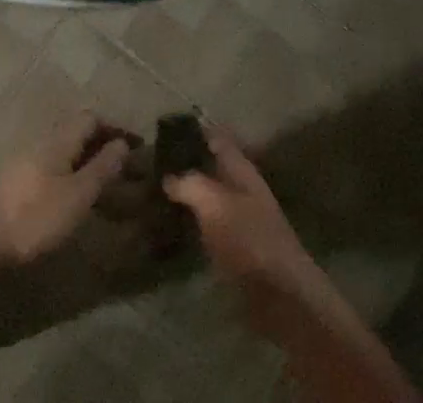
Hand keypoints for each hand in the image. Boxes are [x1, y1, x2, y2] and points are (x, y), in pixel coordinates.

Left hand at [0, 112, 130, 264]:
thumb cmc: (36, 217)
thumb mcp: (78, 194)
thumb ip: (102, 167)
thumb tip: (122, 142)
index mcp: (57, 141)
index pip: (90, 119)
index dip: (115, 129)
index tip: (137, 148)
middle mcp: (41, 144)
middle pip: (77, 135)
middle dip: (104, 147)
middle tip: (128, 170)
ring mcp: (26, 164)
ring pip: (66, 154)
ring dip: (90, 164)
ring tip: (109, 188)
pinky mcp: (18, 185)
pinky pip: (54, 170)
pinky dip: (74, 177)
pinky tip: (79, 199)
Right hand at [162, 127, 319, 300]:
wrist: (279, 295)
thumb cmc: (250, 240)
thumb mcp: (216, 203)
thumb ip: (190, 183)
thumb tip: (169, 176)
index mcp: (241, 171)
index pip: (217, 139)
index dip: (193, 130)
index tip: (161, 128)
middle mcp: (239, 190)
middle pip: (208, 167)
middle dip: (181, 163)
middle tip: (144, 164)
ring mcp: (235, 219)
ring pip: (203, 196)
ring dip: (180, 193)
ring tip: (146, 190)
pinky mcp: (229, 247)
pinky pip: (201, 224)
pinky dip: (184, 220)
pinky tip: (162, 222)